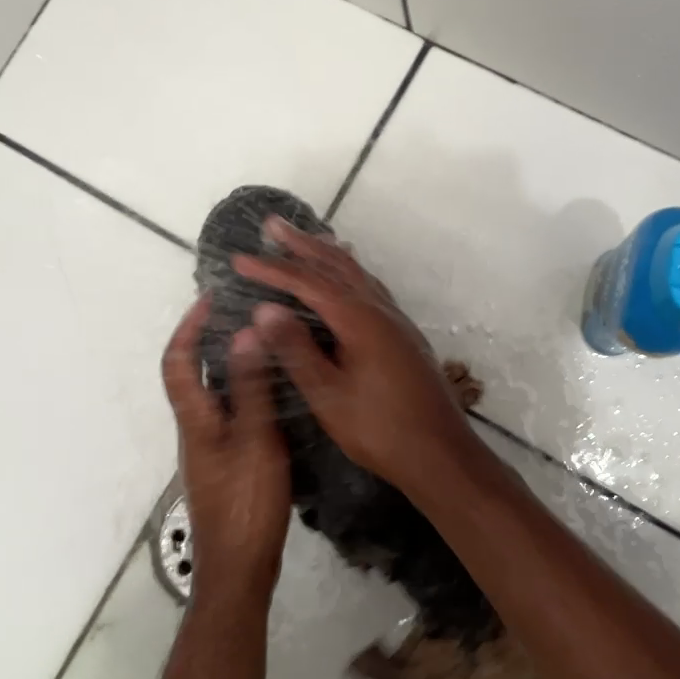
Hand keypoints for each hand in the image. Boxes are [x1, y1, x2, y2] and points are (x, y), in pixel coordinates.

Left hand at [161, 296, 291, 596]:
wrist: (240, 569)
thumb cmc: (245, 503)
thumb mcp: (254, 440)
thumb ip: (251, 387)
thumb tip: (243, 333)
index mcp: (195, 418)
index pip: (178, 361)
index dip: (188, 326)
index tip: (212, 298)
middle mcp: (197, 428)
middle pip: (194, 374)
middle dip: (211, 338)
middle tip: (245, 311)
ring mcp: (213, 447)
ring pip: (215, 393)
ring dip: (232, 362)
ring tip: (266, 339)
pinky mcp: (230, 463)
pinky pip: (233, 412)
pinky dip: (248, 390)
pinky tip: (278, 389)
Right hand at [234, 217, 481, 491]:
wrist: (440, 453)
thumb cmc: (379, 429)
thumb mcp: (328, 395)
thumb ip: (297, 349)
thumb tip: (265, 309)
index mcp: (358, 319)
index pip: (307, 283)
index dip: (272, 270)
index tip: (239, 259)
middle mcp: (380, 310)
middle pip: (337, 265)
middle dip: (302, 245)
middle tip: (273, 225)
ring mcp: (396, 321)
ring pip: (358, 274)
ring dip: (329, 255)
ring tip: (307, 241)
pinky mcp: (404, 336)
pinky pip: (371, 288)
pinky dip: (350, 274)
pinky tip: (347, 284)